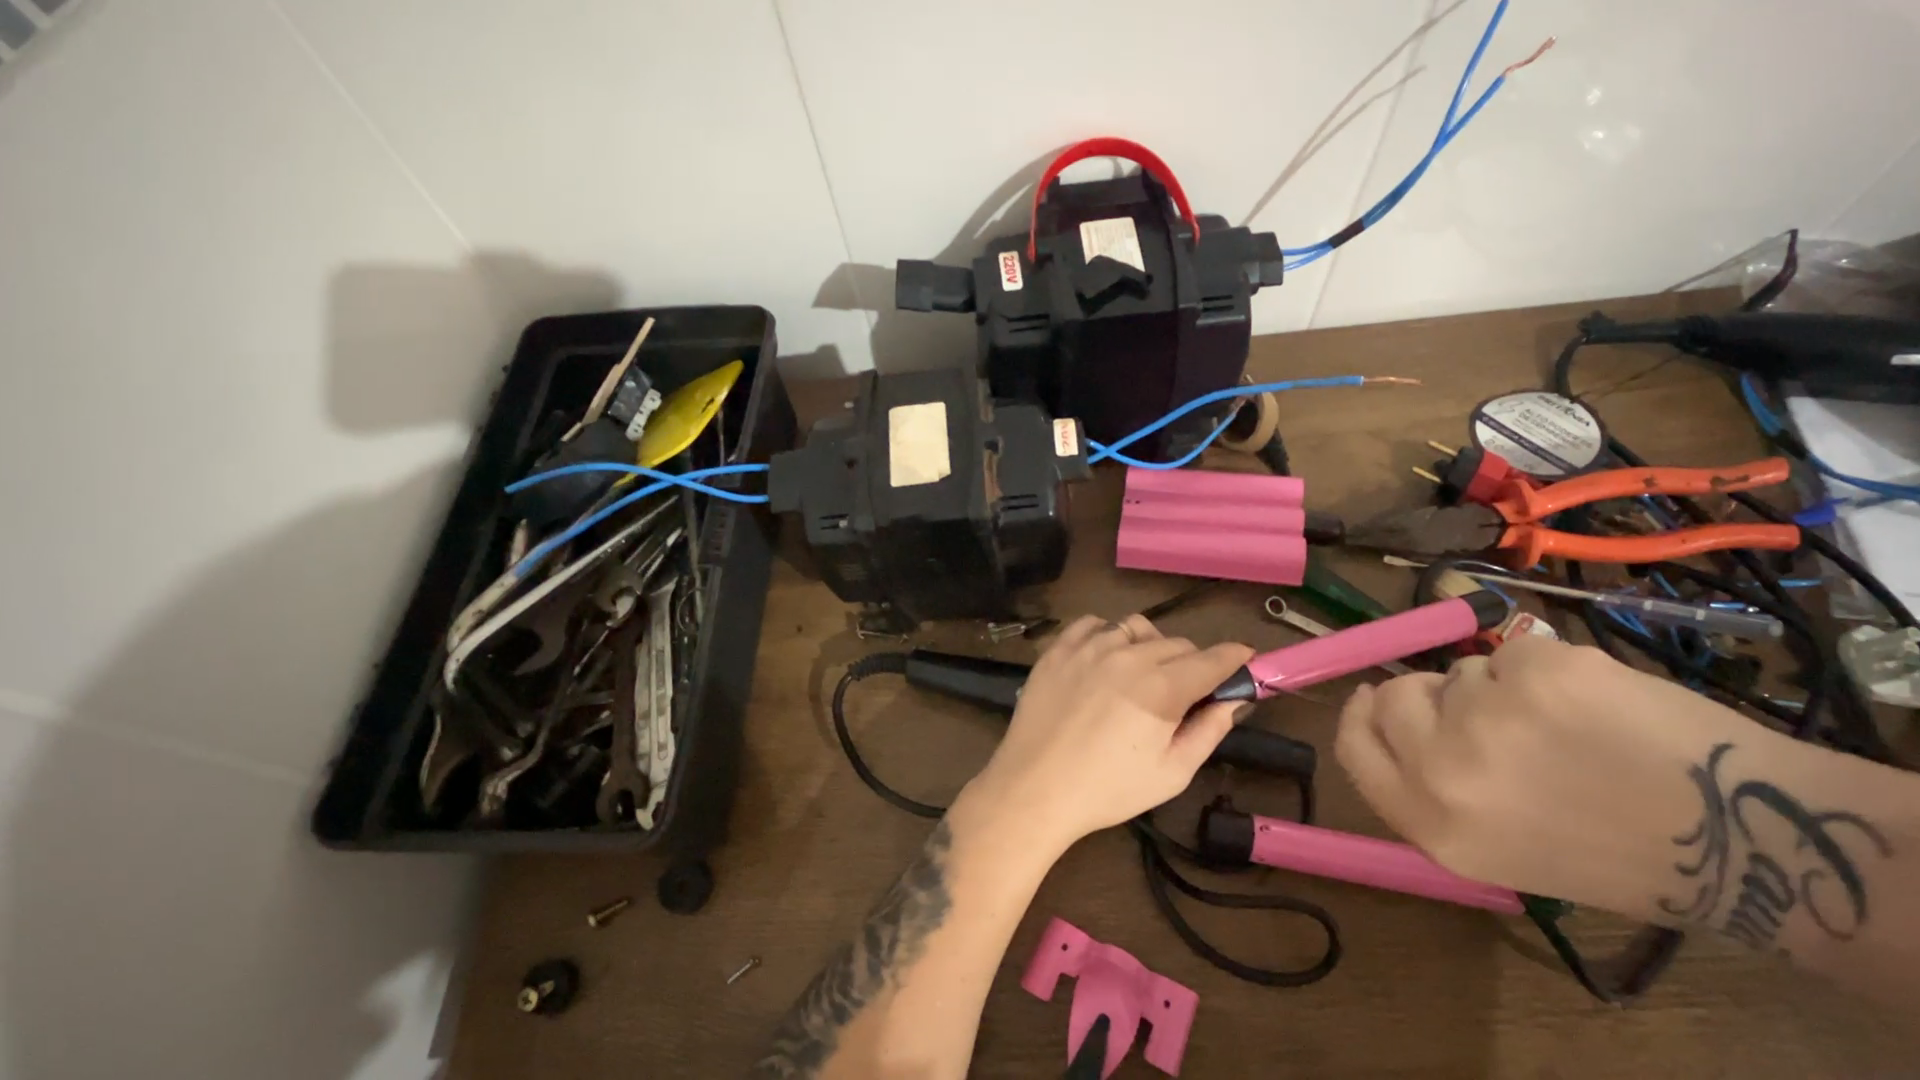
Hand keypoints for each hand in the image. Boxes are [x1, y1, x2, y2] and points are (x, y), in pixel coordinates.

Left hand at [962, 614, 1252, 855]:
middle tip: (1186, 691)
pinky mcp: (1058, 650)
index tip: (1244, 662)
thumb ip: (1208, 731)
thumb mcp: (1172, 772)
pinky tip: (1105, 658)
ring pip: (1136, 629)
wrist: (1034, 788)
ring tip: (1142, 674)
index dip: (1235, 659)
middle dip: (1192, 662)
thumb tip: (1233, 702)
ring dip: (1149, 646)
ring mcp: (1089, 648)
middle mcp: (1129, 655)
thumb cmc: (1108, 790)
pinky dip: (1107, 634)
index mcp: (1163, 687)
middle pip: (1176, 643)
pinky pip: (1092, 624)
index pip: (1213, 658)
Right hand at [1335, 634, 1772, 919]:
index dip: (1357, 716)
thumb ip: (1431, 792)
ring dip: (1498, 688)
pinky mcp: (1539, 672)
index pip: (1354, 748)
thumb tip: (1402, 724)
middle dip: (1431, 696)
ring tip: (1565, 727)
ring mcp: (1487, 714)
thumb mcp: (1494, 850)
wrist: (1741, 839)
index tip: (1368, 698)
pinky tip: (1594, 707)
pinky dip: (1547, 671)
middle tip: (1482, 712)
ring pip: (1462, 670)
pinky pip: (1515, 652)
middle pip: (1394, 697)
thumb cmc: (1615, 855)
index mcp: (1431, 824)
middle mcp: (1443, 769)